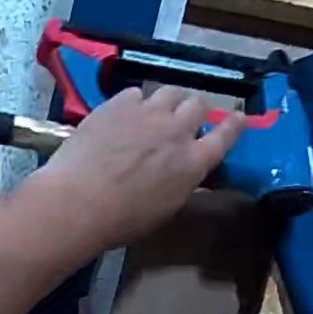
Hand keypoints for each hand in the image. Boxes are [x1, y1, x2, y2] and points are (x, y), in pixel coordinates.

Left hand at [17, 86, 243, 250]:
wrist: (76, 202)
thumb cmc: (118, 221)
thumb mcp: (162, 211)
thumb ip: (180, 186)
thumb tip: (184, 177)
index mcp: (194, 162)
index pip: (227, 134)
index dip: (233, 125)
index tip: (236, 118)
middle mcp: (176, 132)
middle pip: (198, 105)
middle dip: (192, 112)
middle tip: (179, 122)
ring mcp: (146, 114)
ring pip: (170, 92)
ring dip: (167, 101)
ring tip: (154, 112)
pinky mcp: (116, 106)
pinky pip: (134, 93)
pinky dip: (133, 102)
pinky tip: (121, 114)